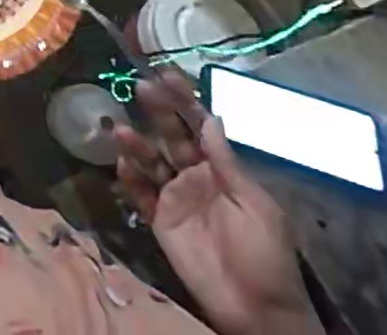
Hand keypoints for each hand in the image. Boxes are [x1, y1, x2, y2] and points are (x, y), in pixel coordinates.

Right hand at [116, 71, 323, 334]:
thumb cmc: (266, 255)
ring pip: (149, 160)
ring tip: (120, 131)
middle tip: (140, 87)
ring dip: (135, 144)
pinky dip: (129, 179)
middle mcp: (194, 174)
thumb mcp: (256, 206)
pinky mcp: (159, 219)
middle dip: (156, 111)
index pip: (198, 125)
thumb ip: (227, 163)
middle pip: (170, 135)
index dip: (183, 99)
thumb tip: (209, 118)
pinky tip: (121, 166)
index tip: (166, 75)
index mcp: (220, 168)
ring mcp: (175, 196)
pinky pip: (139, 193)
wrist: (258, 312)